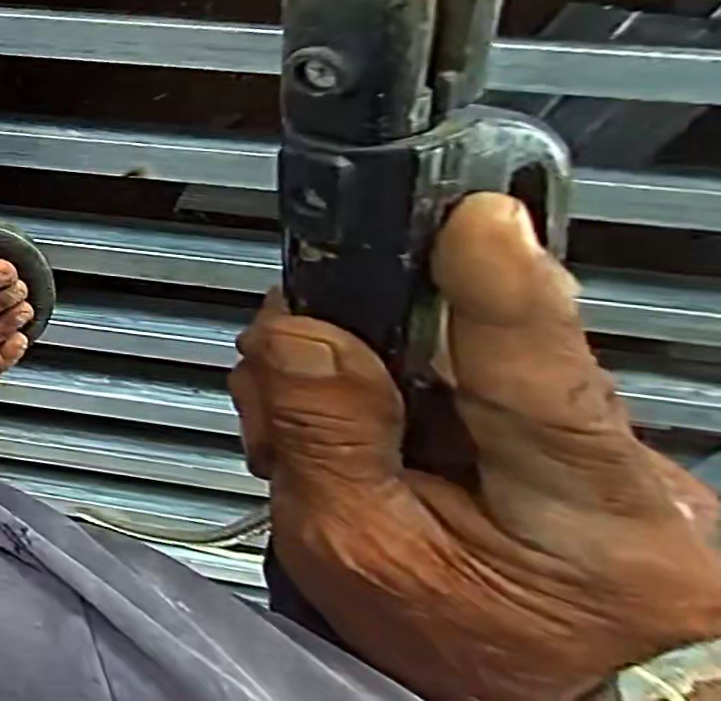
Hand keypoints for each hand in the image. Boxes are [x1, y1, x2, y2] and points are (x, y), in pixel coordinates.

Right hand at [230, 193, 720, 699]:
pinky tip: (323, 433)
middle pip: (430, 340)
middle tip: (276, 411)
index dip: (499, 293)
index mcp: (586, 512)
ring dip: (320, 374)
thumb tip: (299, 330)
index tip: (480, 219)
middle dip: (326, 348)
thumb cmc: (450, 643)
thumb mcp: (355, 548)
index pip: (539, 379)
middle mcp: (596, 456)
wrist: (513, 686)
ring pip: (402, 346)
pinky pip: (404, 366)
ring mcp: (558, 433)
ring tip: (298, 443)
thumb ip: (324, 436)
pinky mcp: (518, 422)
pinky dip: (341, 387)